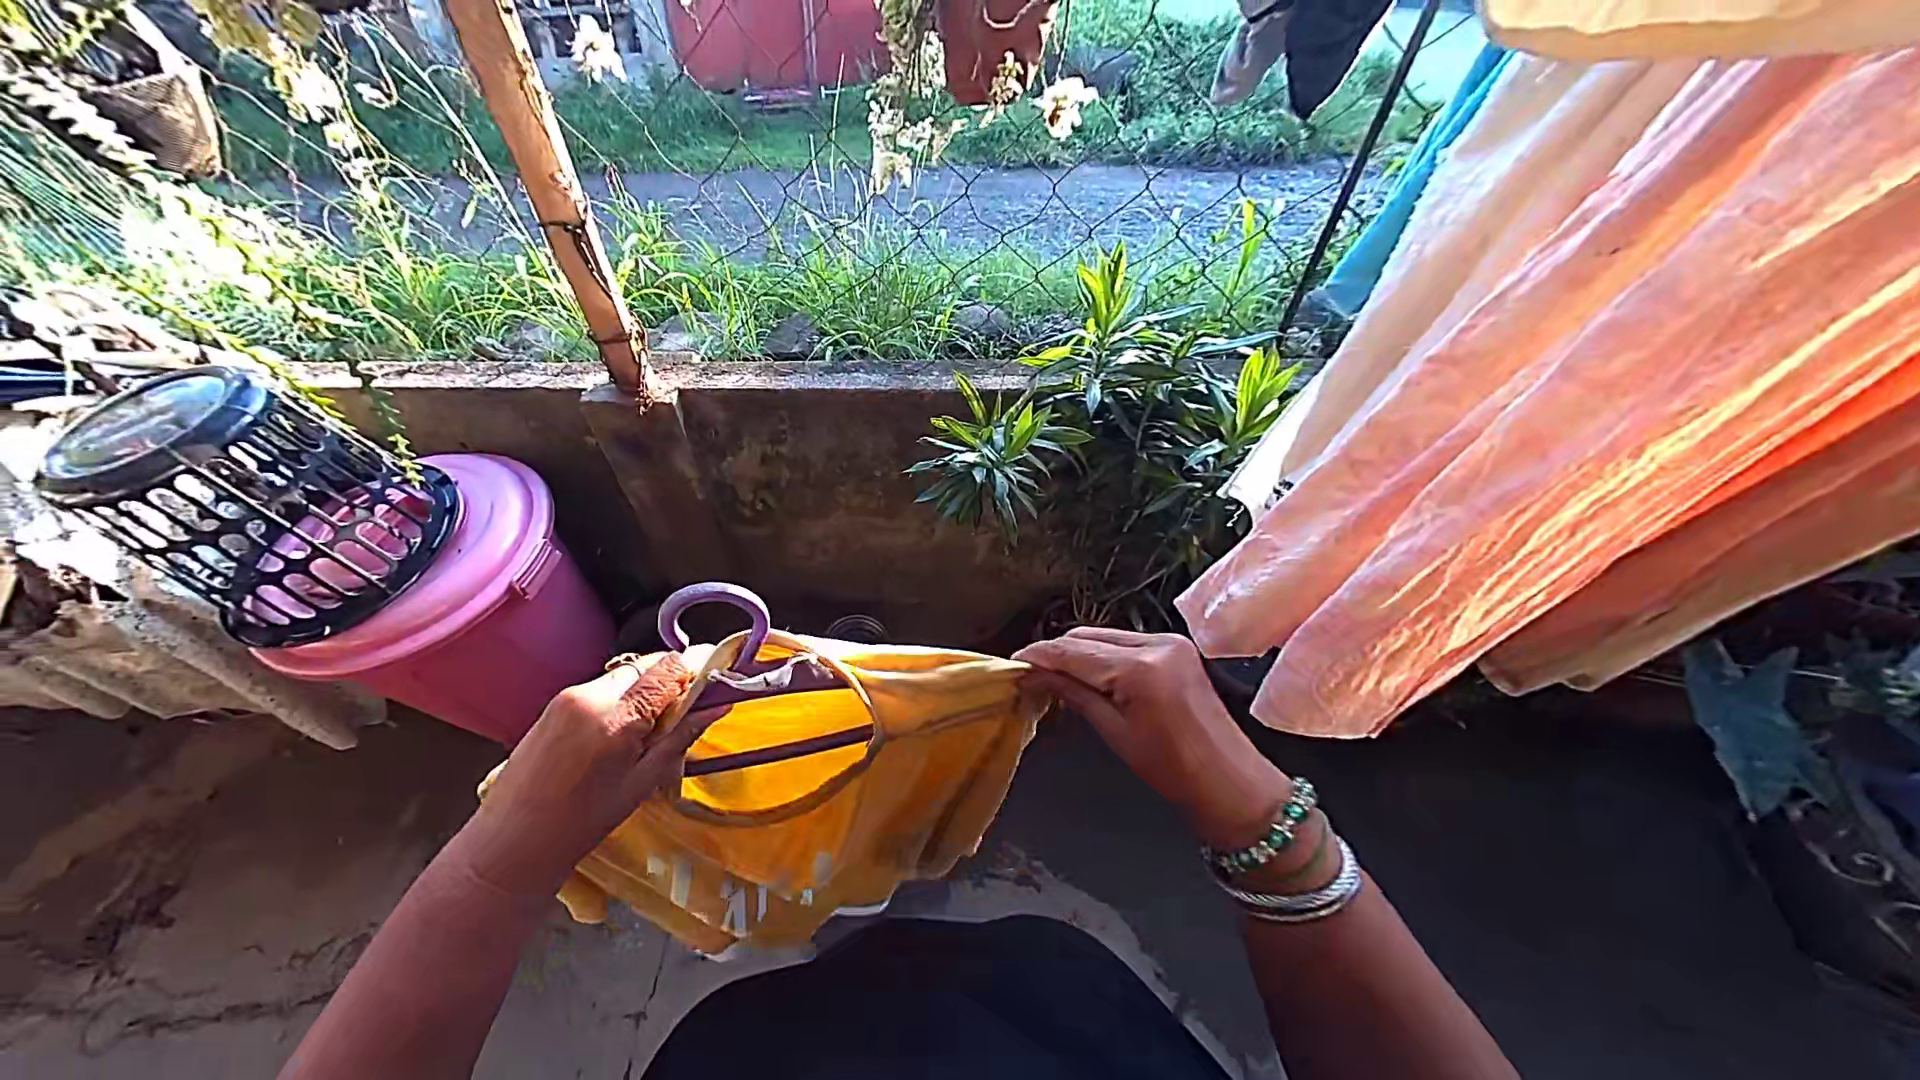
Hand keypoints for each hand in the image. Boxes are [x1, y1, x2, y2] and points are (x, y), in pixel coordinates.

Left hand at [456, 652, 724, 896]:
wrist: (510, 844)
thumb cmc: (578, 822)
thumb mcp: (643, 781)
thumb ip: (681, 736)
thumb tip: (717, 706)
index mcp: (614, 718)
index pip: (668, 667)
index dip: (694, 673)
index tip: (708, 689)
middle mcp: (588, 696)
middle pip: (647, 665)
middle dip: (670, 683)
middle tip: (679, 717)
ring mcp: (566, 698)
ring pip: (626, 676)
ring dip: (646, 692)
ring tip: (646, 733)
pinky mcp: (554, 704)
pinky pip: (603, 688)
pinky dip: (622, 700)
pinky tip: (618, 736)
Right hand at [1015, 628, 1292, 850]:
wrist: (1230, 783)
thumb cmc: (1174, 771)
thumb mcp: (1113, 733)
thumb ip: (1072, 694)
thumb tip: (1034, 677)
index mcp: (1141, 668)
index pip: (1073, 651)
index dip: (1038, 657)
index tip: (1012, 666)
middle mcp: (1156, 643)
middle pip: (1085, 636)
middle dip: (1055, 653)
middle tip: (1030, 676)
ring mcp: (1168, 641)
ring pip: (1102, 636)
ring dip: (1076, 653)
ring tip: (1054, 677)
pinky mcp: (1175, 647)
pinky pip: (1123, 642)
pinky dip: (1100, 655)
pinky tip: (1087, 674)